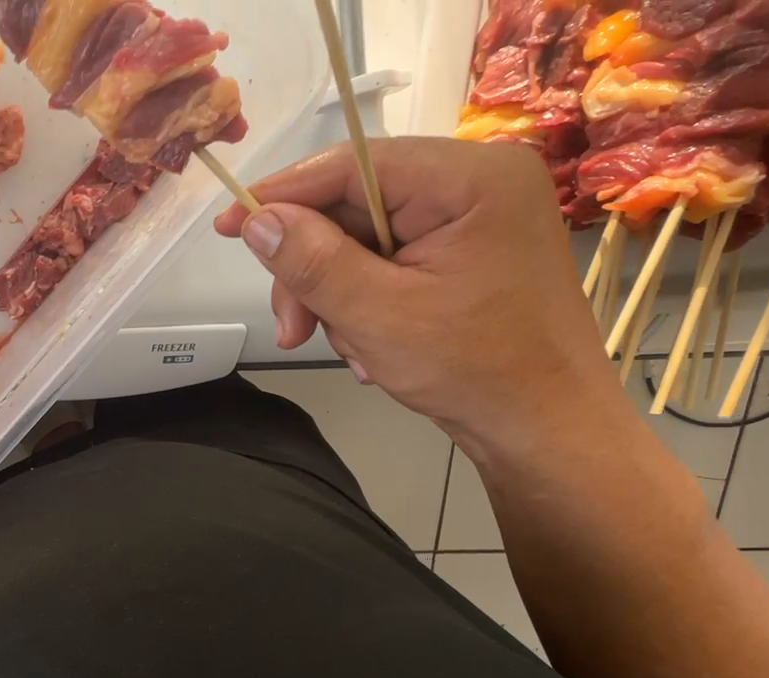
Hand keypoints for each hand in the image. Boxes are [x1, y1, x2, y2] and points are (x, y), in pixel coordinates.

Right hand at [213, 138, 617, 448]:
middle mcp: (474, 182)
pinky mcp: (463, 251)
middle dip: (312, 269)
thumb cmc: (473, 367)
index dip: (282, 193)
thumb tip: (256, 220)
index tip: (226, 226)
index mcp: (470, 178)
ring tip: (346, 348)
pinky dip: (360, 302)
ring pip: (360, 239)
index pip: (352, 164)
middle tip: (291, 329)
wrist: (542, 422)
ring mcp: (471, 218)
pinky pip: (385, 261)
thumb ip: (312, 262)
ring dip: (333, 295)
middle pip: (352, 205)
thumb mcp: (376, 314)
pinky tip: (367, 344)